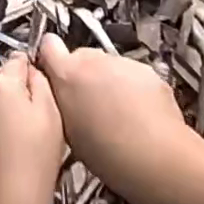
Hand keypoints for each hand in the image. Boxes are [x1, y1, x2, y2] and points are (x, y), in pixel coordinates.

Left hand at [0, 52, 64, 203]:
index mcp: (0, 80)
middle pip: (4, 75)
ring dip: (7, 106)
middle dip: (20, 89)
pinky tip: (11, 147)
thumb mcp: (51, 113)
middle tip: (40, 117)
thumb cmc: (34, 159)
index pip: (20, 58)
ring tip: (27, 135)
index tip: (47, 95)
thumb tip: (32, 68)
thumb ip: (41, 80)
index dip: (36, 73)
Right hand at [35, 35, 202, 203]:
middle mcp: (93, 61)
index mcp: (66, 74)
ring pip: (107, 66)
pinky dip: (131, 87)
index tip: (52, 69)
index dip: (50, 57)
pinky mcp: (145, 70)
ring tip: (114, 114)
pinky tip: (134, 114)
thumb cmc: (111, 154)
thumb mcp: (67, 130)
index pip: (48, 45)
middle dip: (81, 75)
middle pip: (80, 56)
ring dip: (107, 82)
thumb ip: (59, 101)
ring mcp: (121, 63)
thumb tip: (58, 96)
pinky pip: (131, 73)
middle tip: (87, 103)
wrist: (156, 157)